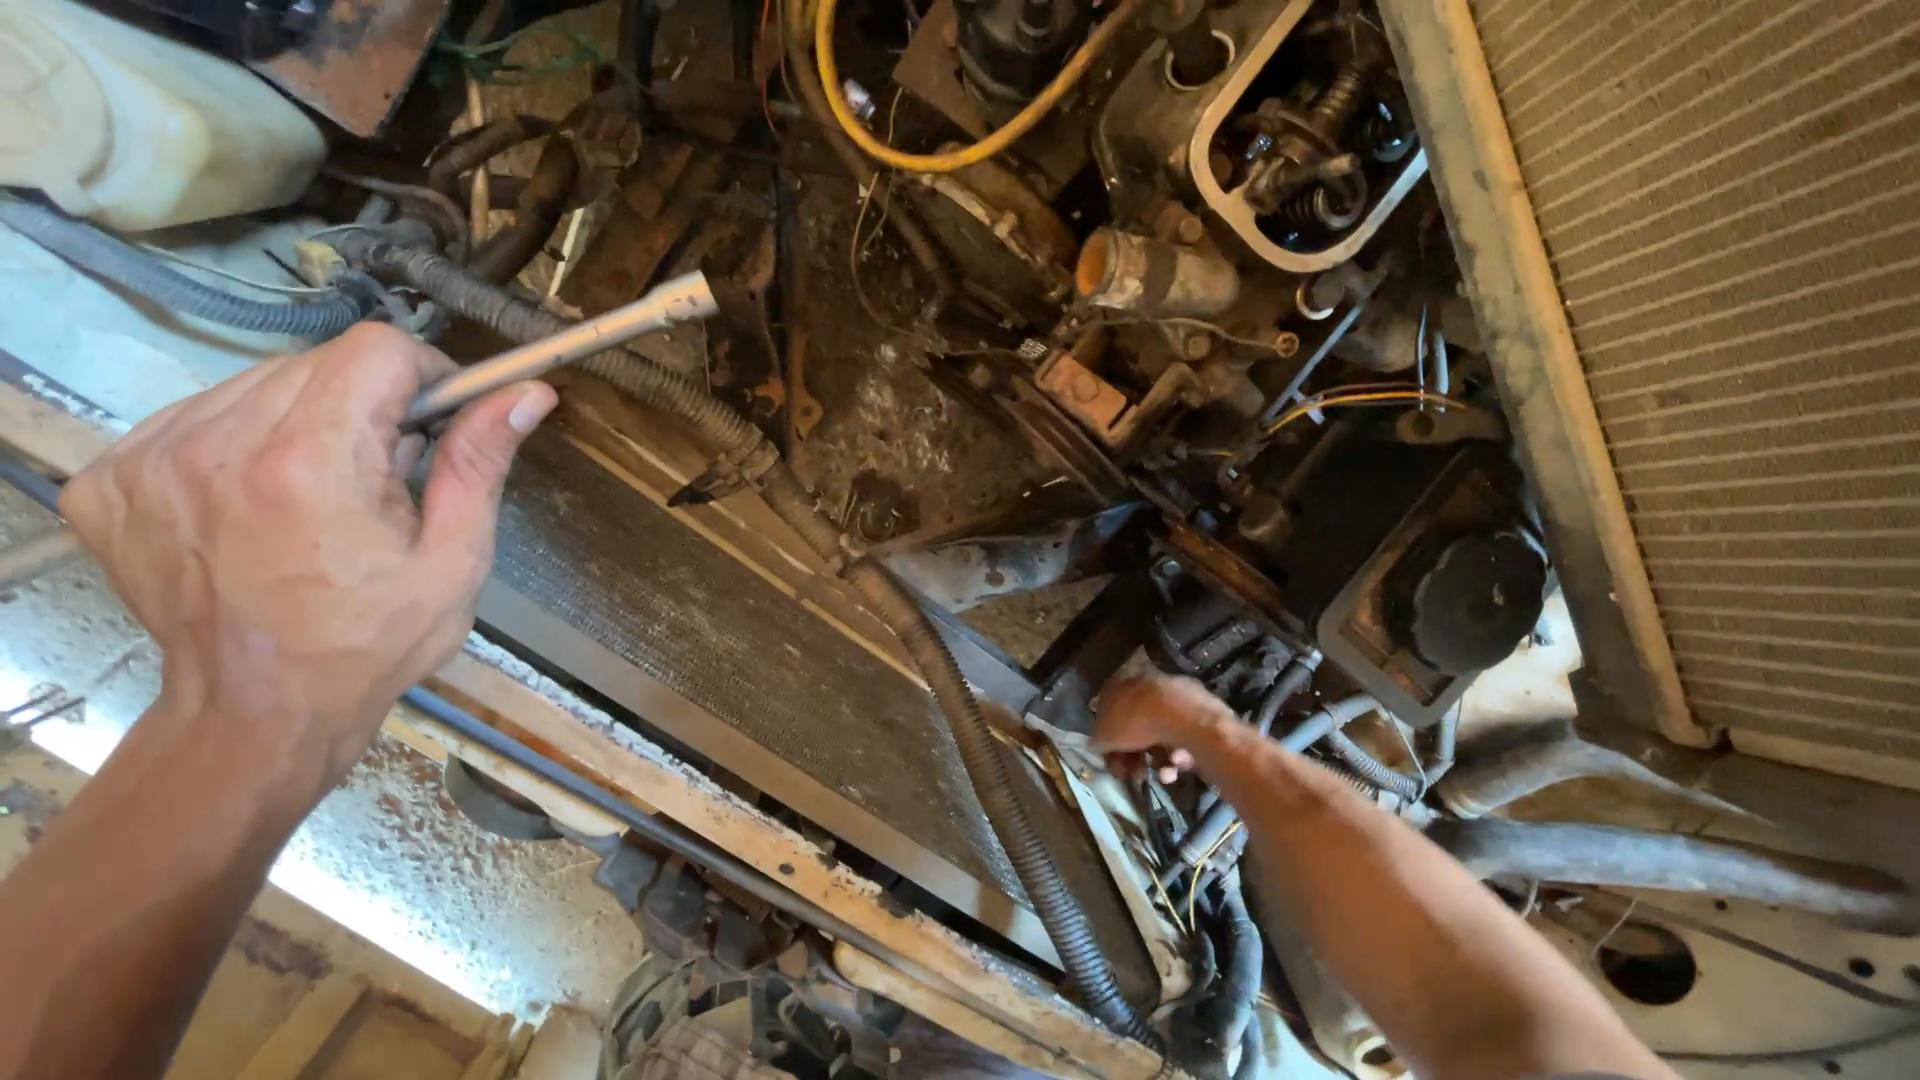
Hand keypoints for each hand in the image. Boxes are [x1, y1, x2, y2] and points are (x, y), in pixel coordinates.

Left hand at [61, 323, 556, 793]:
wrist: (257, 711)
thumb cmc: (374, 642)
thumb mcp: (454, 558)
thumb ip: (480, 463)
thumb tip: (528, 395)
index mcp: (311, 463)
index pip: (376, 350)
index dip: (425, 374)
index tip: (439, 422)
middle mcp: (217, 443)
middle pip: (318, 363)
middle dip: (370, 402)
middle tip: (389, 472)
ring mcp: (149, 459)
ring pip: (258, 384)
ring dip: (308, 418)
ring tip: (326, 490)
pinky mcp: (109, 478)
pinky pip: (198, 416)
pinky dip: (245, 439)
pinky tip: (264, 497)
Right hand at [1091, 672, 1235, 781]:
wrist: (1181, 715)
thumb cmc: (1135, 720)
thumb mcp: (1103, 735)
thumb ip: (1098, 741)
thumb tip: (1098, 744)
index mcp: (1119, 683)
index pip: (1107, 713)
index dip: (1108, 741)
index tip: (1111, 761)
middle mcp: (1145, 685)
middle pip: (1134, 727)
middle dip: (1133, 756)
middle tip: (1133, 774)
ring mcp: (1172, 696)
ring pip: (1158, 735)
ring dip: (1156, 760)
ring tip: (1161, 774)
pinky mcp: (1196, 711)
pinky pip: (1180, 736)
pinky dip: (1176, 755)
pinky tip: (1175, 766)